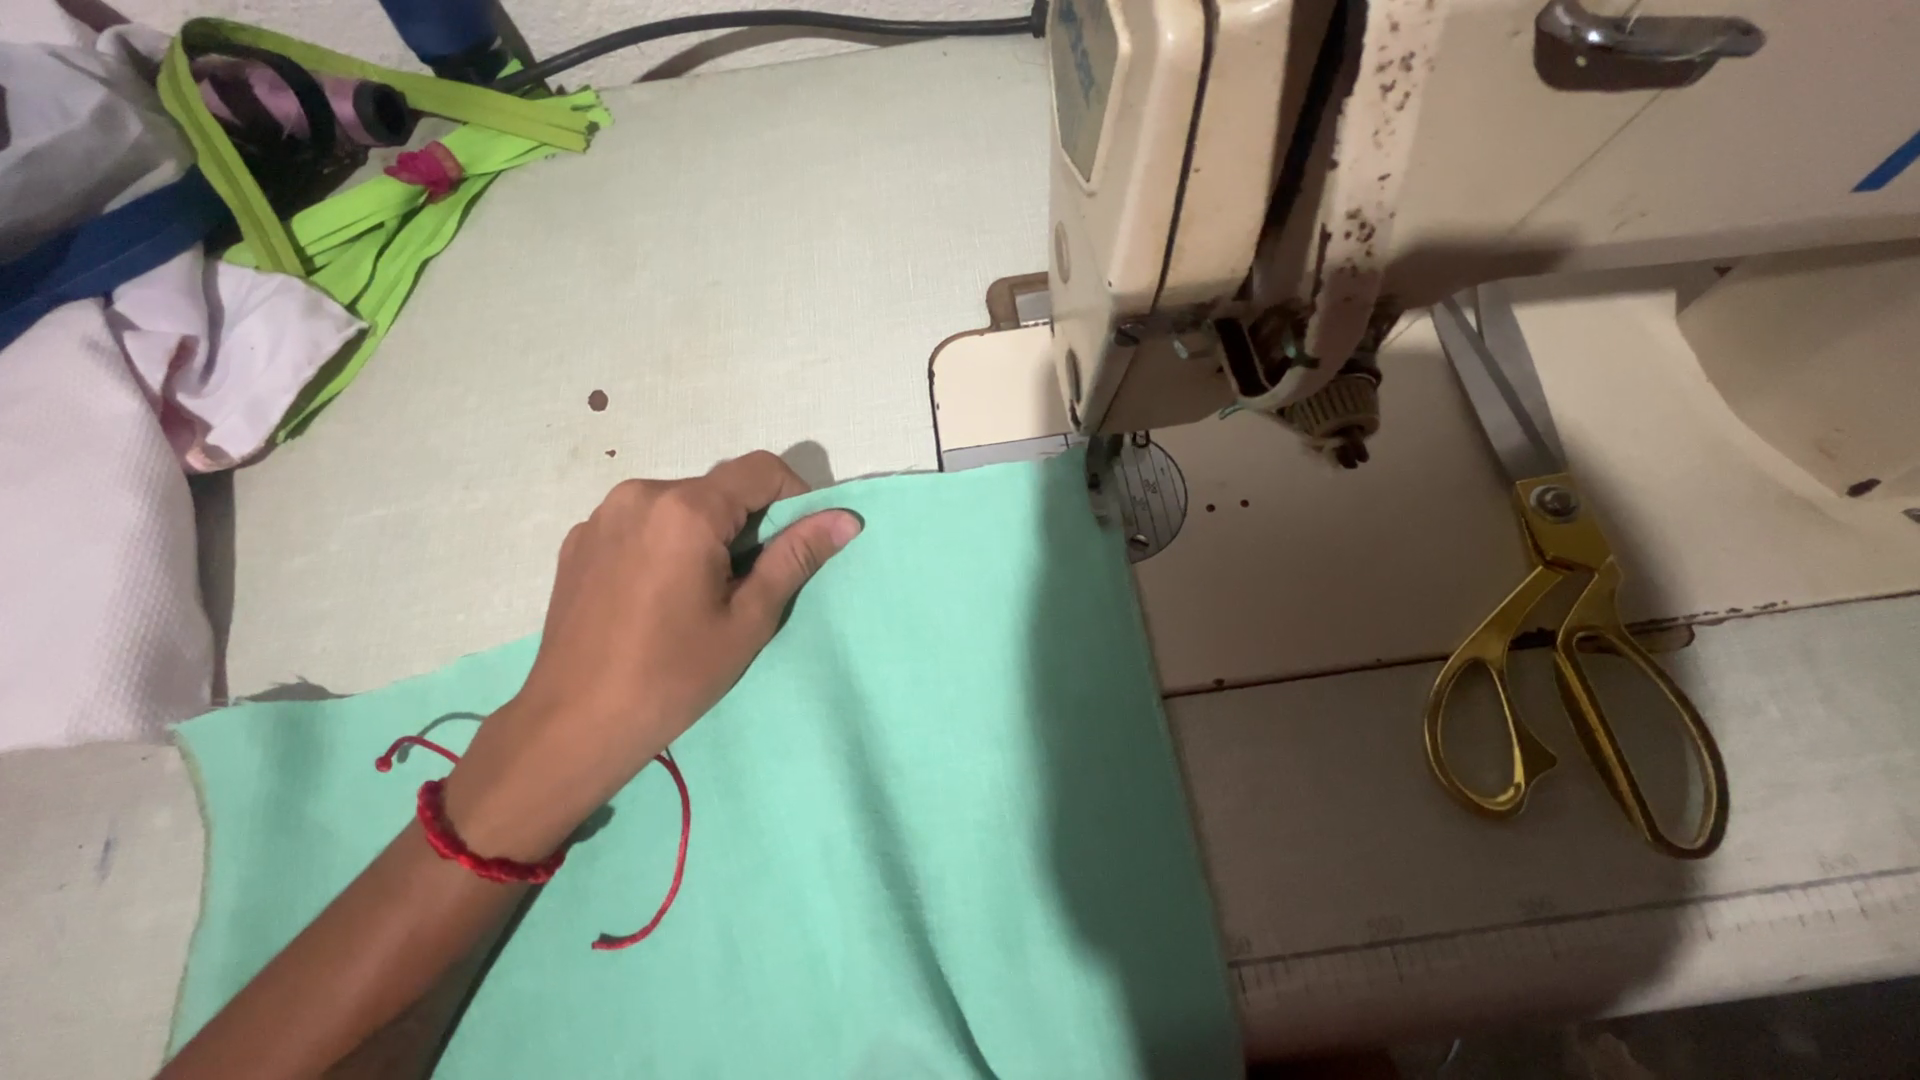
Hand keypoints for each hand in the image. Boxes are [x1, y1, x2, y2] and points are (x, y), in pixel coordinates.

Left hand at [444, 451, 860, 858]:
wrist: (573, 724)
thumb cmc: (673, 676)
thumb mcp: (748, 620)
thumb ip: (795, 557)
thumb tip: (845, 518)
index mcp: (685, 510)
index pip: (761, 470)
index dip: (795, 498)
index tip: (798, 545)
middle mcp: (639, 494)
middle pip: (717, 488)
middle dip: (747, 524)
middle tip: (749, 585)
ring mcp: (601, 516)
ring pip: (679, 505)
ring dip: (705, 534)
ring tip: (700, 594)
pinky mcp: (578, 541)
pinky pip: (641, 524)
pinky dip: (665, 545)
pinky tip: (657, 597)